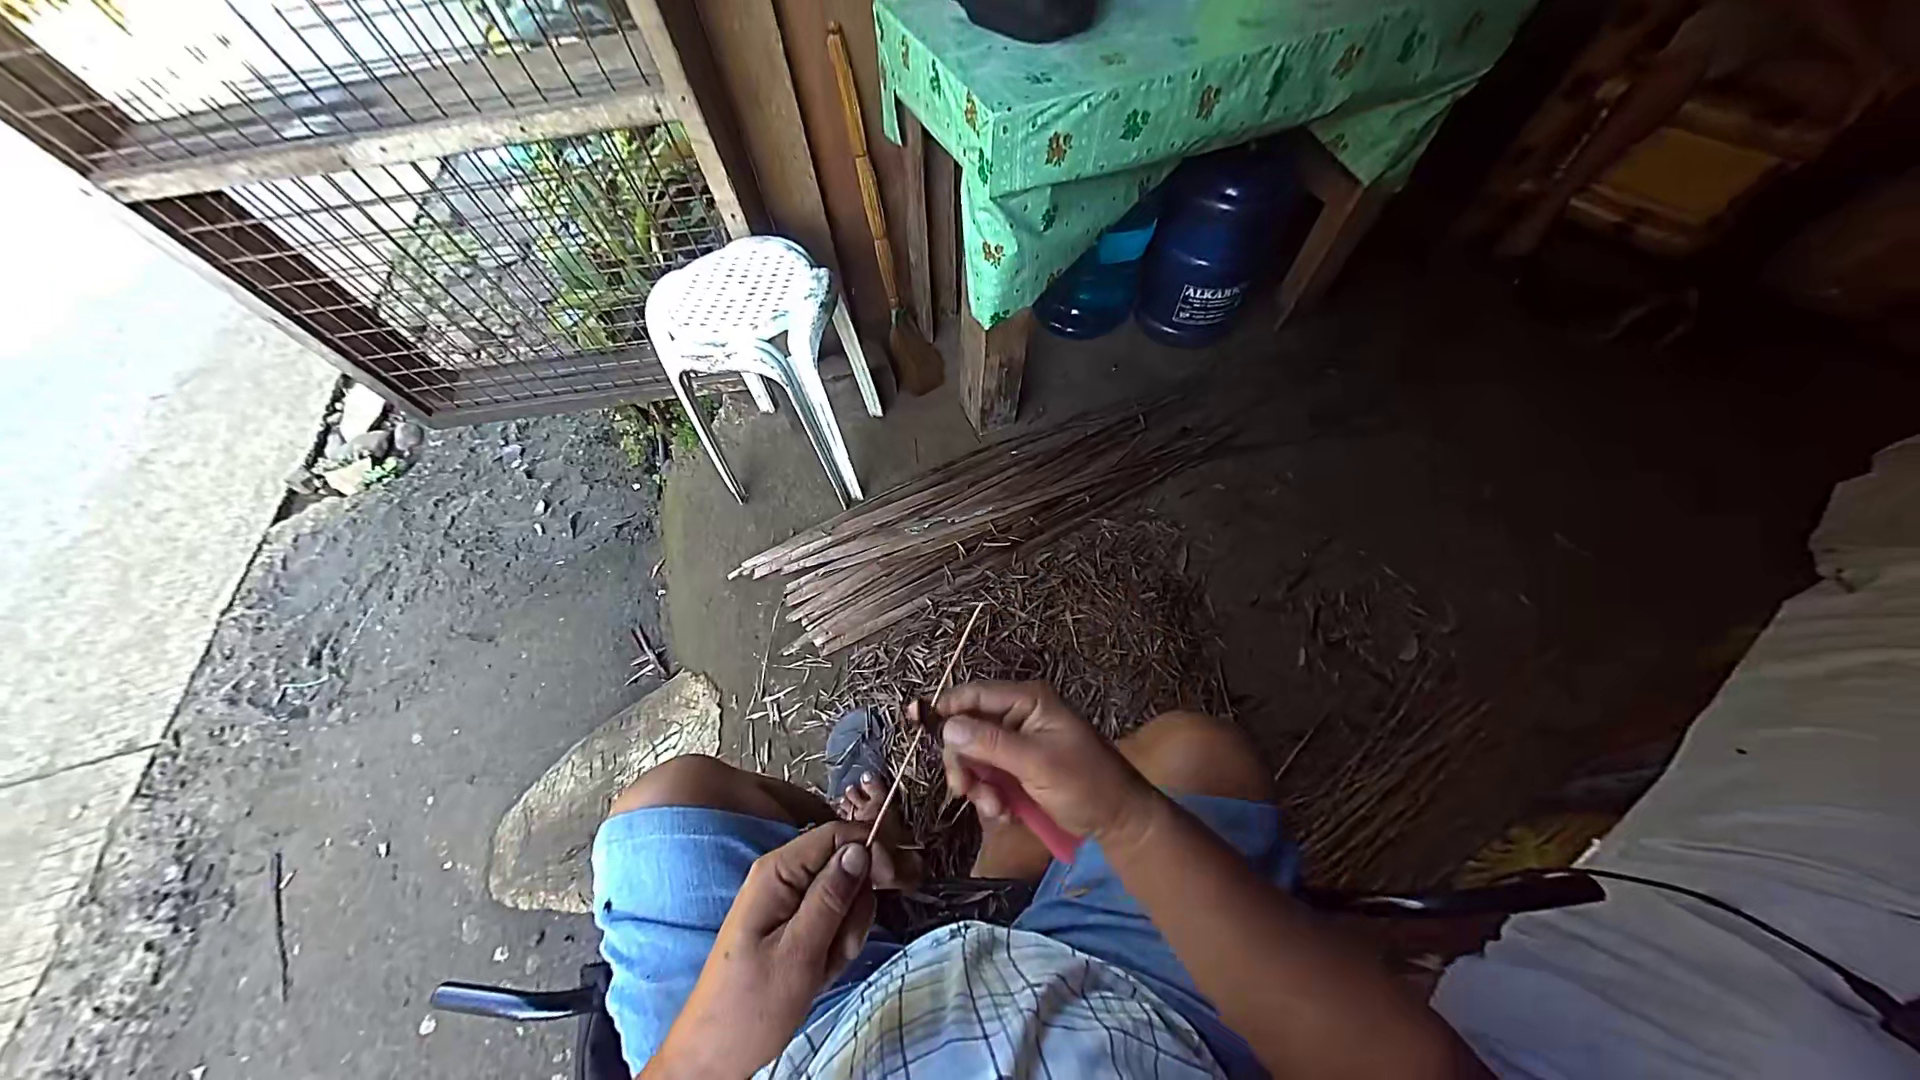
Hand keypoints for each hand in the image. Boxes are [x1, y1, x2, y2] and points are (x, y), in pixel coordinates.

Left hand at [645, 822, 912, 1078]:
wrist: (714, 1059)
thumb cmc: (750, 1009)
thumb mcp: (798, 954)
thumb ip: (831, 897)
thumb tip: (860, 849)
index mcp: (777, 871)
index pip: (837, 834)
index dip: (871, 850)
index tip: (895, 882)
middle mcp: (783, 876)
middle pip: (845, 864)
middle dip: (855, 906)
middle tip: (843, 946)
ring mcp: (788, 900)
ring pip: (844, 895)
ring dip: (847, 931)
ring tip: (824, 967)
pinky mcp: (793, 923)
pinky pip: (832, 919)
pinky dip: (836, 944)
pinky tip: (820, 971)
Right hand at [936, 681, 1160, 848]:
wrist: (1118, 819)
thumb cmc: (1085, 782)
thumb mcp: (1036, 762)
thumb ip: (990, 744)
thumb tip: (947, 726)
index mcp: (1027, 700)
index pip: (974, 695)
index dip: (944, 709)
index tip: (915, 725)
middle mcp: (1018, 715)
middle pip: (967, 729)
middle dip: (965, 763)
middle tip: (967, 792)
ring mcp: (1016, 742)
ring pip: (973, 756)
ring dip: (978, 785)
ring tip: (996, 809)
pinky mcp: (1016, 767)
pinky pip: (987, 776)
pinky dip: (989, 795)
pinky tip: (1005, 813)